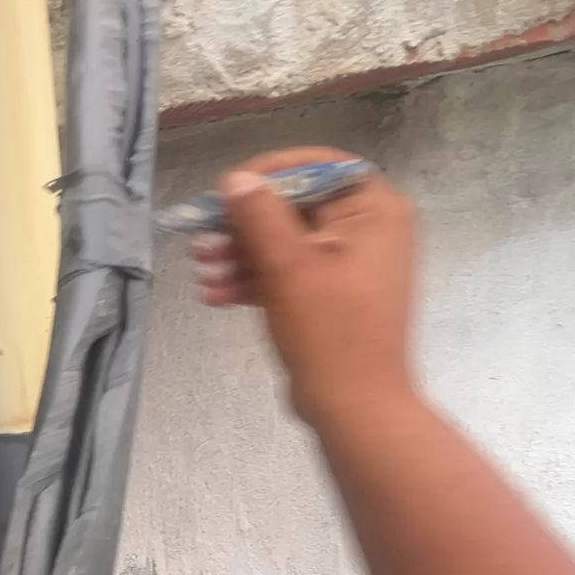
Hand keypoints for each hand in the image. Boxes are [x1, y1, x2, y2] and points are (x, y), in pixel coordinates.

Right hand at [191, 147, 418, 427]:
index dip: (267, 176)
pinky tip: (216, 296)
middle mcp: (365, 230)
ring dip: (240, 257)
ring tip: (202, 274)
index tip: (223, 194)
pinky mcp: (328, 297)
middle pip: (294, 209)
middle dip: (243, 227)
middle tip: (202, 243)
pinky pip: (286, 275)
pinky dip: (253, 282)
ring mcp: (347, 266)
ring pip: (284, 245)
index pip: (316, 169)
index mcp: (372, 210)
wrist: (352, 405)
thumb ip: (260, 218)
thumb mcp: (288, 268)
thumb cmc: (329, 333)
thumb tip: (236, 179)